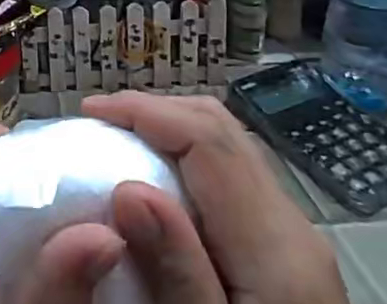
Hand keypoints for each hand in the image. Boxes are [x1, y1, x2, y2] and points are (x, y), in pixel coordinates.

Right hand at [84, 92, 346, 303]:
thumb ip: (177, 273)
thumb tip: (129, 189)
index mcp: (278, 248)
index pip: (209, 140)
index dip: (147, 112)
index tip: (91, 112)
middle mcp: (294, 227)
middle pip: (223, 130)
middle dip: (157, 112)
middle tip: (100, 124)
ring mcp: (295, 239)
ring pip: (230, 149)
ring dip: (172, 133)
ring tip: (120, 144)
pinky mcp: (288, 254)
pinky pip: (233, 180)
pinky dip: (190, 164)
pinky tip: (158, 188)